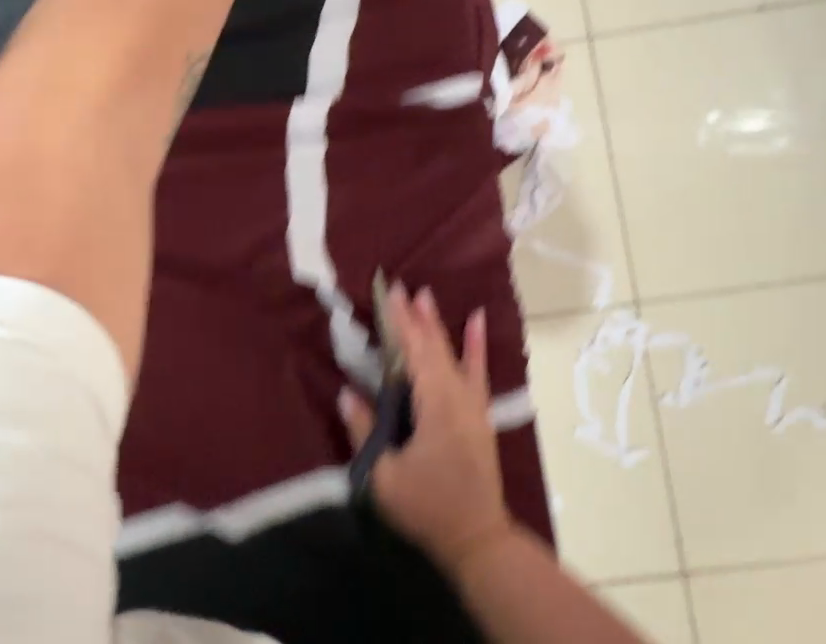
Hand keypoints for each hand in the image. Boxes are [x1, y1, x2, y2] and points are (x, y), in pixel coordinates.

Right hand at [340, 287, 513, 570]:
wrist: (478, 539)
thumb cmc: (427, 508)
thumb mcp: (384, 476)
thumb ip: (365, 431)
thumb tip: (347, 393)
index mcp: (434, 409)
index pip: (414, 356)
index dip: (399, 323)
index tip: (388, 293)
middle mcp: (456, 400)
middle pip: (433, 349)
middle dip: (414, 317)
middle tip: (398, 285)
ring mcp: (472, 407)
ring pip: (453, 356)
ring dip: (437, 325)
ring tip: (425, 295)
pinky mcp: (478, 417)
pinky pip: (477, 374)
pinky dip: (476, 347)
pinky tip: (476, 323)